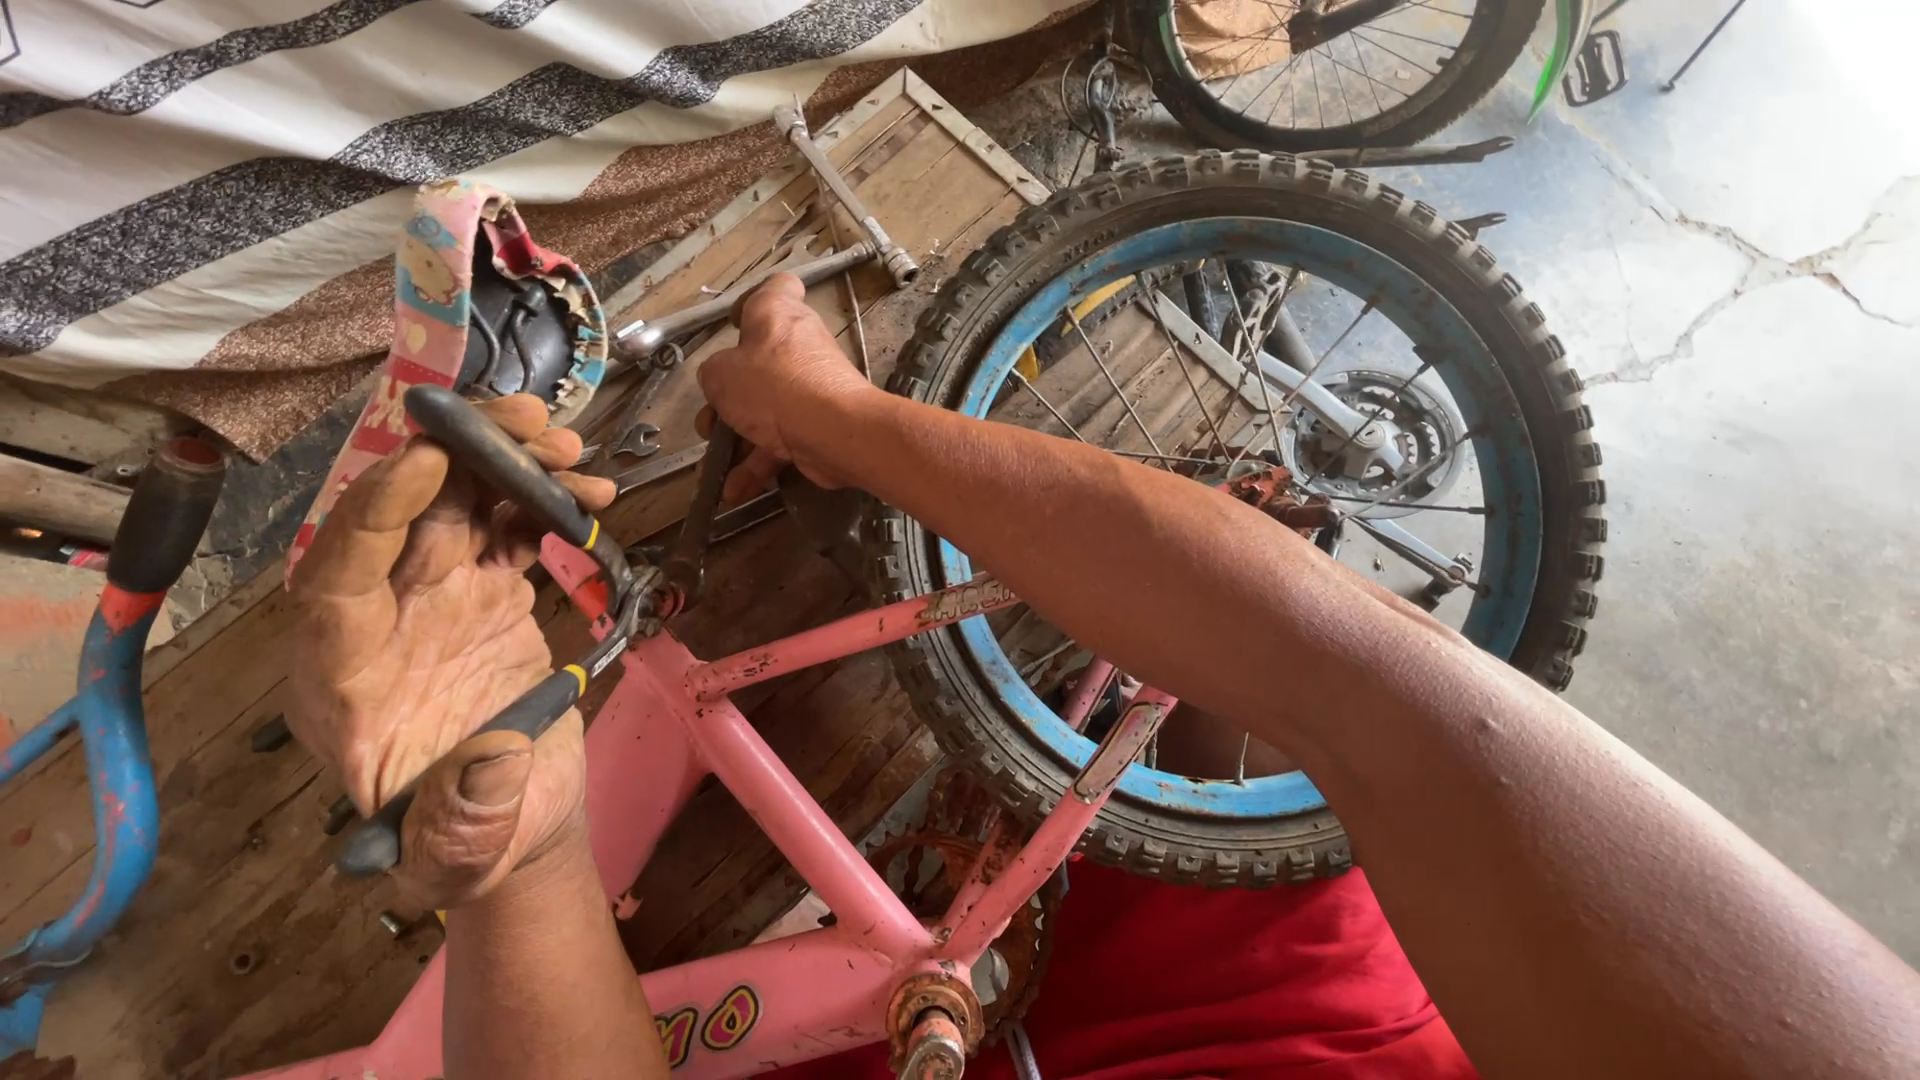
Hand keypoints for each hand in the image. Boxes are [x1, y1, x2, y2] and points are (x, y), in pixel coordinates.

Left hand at [285, 395, 615, 908]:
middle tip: (527, 424)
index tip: (424, 460)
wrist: (521, 814)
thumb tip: (491, 756)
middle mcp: (385, 624)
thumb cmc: (481, 839)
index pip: (335, 585)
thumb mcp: (466, 853)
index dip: (373, 517)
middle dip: (458, 460)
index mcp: (349, 682)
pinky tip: (590, 494)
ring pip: (461, 509)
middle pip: (403, 519)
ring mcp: (439, 603)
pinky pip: (508, 530)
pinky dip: (546, 503)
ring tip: (572, 453)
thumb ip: (462, 825)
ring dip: (511, 467)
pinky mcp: (486, 595)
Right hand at [696, 273, 878, 503]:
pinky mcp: (818, 425)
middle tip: (712, 417)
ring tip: (716, 462)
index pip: (777, 288)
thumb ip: (714, 374)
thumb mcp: (721, 374)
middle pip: (760, 363)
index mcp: (778, 316)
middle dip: (730, 395)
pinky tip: (734, 492)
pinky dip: (758, 467)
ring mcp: (812, 389)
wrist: (832, 432)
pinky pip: (781, 442)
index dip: (754, 300)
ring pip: (767, 409)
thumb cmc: (774, 386)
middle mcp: (799, 347)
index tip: (736, 322)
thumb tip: (721, 382)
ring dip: (739, 438)